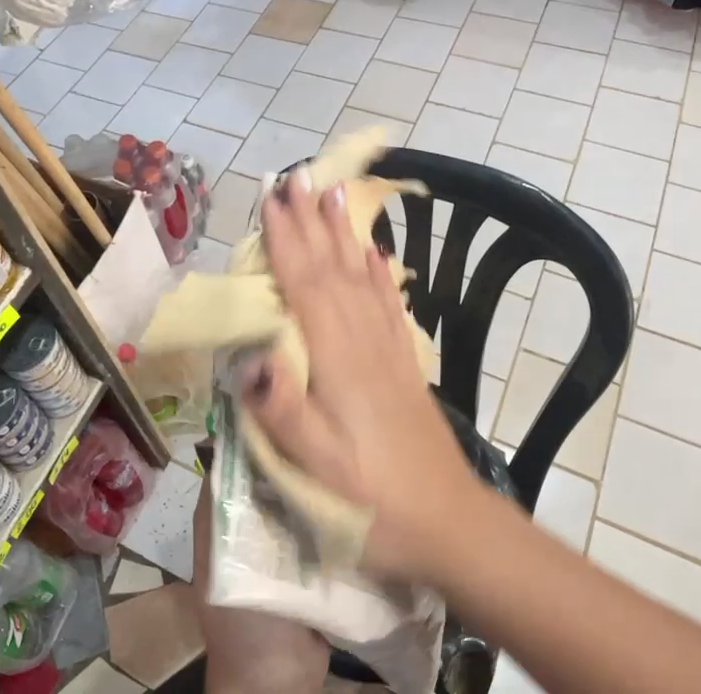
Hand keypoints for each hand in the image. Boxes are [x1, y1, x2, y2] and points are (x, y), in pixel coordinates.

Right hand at [242, 170, 488, 579]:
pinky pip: (387, 305)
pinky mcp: (403, 366)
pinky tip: (374, 253)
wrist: (451, 524)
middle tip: (297, 176)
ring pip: (360, 278)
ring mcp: (387, 352)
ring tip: (335, 194)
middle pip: (333, 270)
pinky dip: (377, 273)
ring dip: (344, 234)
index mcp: (336, 362)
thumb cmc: (374, 504)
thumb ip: (283, 413)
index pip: (306, 287)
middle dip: (312, 221)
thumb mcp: (318, 471)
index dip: (286, 241)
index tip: (271, 199)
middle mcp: (363, 343)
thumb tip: (249, 358)